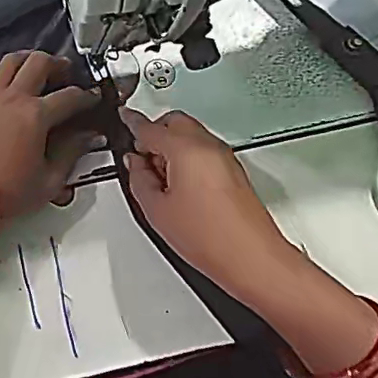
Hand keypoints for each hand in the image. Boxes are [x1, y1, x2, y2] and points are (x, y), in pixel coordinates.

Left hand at [0, 51, 101, 218]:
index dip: (86, 96)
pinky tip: (3, 76)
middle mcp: (13, 100)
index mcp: (36, 116)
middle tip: (66, 72)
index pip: (70, 96)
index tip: (91, 99)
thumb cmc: (4, 189)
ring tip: (37, 65)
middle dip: (58, 64)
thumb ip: (72, 153)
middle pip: (39, 63)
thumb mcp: (50, 179)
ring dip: (28, 59)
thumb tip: (85, 139)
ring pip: (11, 61)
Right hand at [120, 109, 295, 289]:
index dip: (132, 122)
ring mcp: (225, 157)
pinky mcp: (234, 170)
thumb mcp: (156, 210)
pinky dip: (188, 157)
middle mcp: (208, 147)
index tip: (125, 118)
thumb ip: (138, 179)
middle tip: (140, 154)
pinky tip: (180, 186)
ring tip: (160, 176)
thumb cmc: (213, 238)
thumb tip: (135, 165)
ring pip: (191, 134)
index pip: (150, 127)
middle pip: (174, 122)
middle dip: (155, 132)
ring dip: (172, 145)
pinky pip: (204, 150)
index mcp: (186, 150)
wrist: (252, 259)